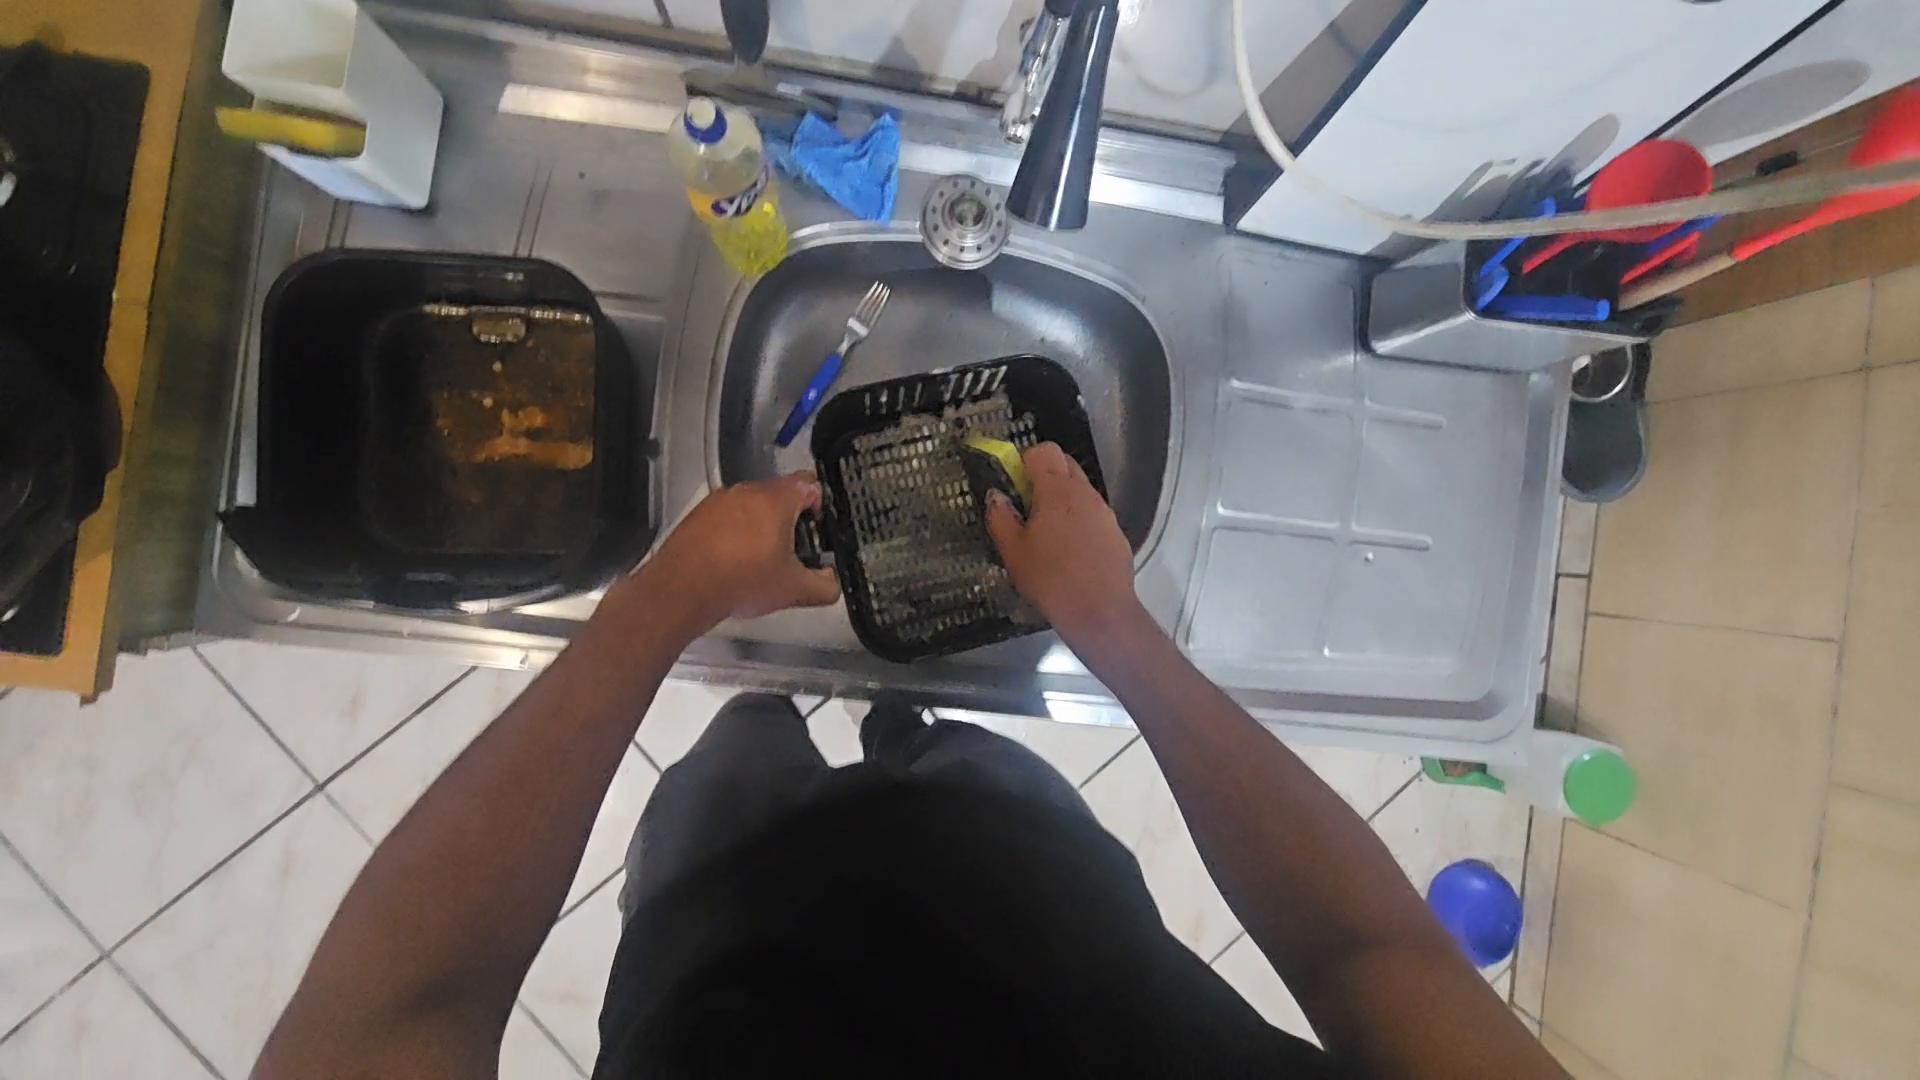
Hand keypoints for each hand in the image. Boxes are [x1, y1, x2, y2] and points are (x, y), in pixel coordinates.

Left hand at [610, 473, 840, 635]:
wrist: (680, 591)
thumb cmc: (744, 582)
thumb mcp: (794, 590)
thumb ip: (826, 585)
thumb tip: (832, 580)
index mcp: (776, 499)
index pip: (810, 483)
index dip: (820, 505)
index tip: (816, 531)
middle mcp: (747, 490)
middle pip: (780, 495)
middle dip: (791, 520)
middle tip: (793, 552)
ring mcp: (719, 500)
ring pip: (752, 506)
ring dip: (762, 526)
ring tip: (760, 561)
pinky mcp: (698, 514)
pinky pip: (728, 517)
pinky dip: (736, 533)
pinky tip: (732, 562)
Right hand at [985, 443, 1148, 645]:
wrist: (1100, 611)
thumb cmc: (1050, 579)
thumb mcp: (1013, 551)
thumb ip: (1000, 517)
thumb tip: (996, 496)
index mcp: (1057, 491)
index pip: (1044, 450)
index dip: (1025, 460)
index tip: (1014, 484)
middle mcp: (1085, 493)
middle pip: (1065, 464)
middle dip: (1045, 475)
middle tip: (1027, 507)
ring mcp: (1105, 512)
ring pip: (1081, 490)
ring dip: (1063, 499)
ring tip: (1049, 534)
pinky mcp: (1116, 533)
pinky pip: (1094, 514)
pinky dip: (1080, 521)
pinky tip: (1071, 553)